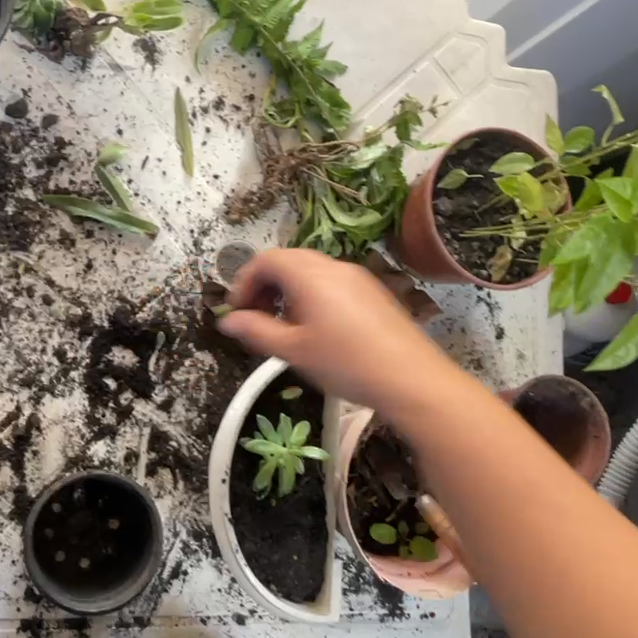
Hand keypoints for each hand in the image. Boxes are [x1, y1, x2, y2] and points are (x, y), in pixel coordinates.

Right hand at [217, 248, 460, 414]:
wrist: (410, 378)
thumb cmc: (345, 363)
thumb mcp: (292, 350)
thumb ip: (255, 331)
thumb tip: (226, 320)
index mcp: (309, 274)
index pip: (265, 260)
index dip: (243, 282)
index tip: (236, 311)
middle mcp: (333, 266)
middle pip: (287, 261)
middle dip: (264, 286)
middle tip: (254, 318)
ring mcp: (357, 276)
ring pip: (310, 271)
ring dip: (287, 291)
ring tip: (283, 327)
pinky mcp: (373, 291)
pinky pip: (331, 282)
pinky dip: (311, 296)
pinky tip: (315, 329)